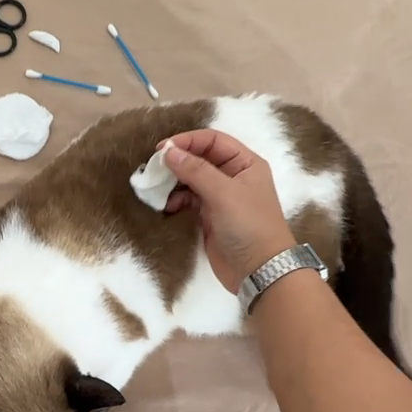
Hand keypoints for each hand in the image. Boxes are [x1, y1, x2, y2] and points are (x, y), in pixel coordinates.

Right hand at [162, 130, 298, 292]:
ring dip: (174, 183)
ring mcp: (221, 198)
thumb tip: (168, 151)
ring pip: (192, 182)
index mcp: (244, 163)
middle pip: (200, 159)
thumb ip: (196, 171)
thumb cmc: (248, 225)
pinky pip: (189, 202)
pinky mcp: (210, 218)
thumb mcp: (223, 193)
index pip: (213, 141)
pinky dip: (177, 202)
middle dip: (178, 162)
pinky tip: (167, 208)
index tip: (161, 149)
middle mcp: (233, 177)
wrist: (258, 269)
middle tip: (154, 170)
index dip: (187, 141)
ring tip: (157, 190)